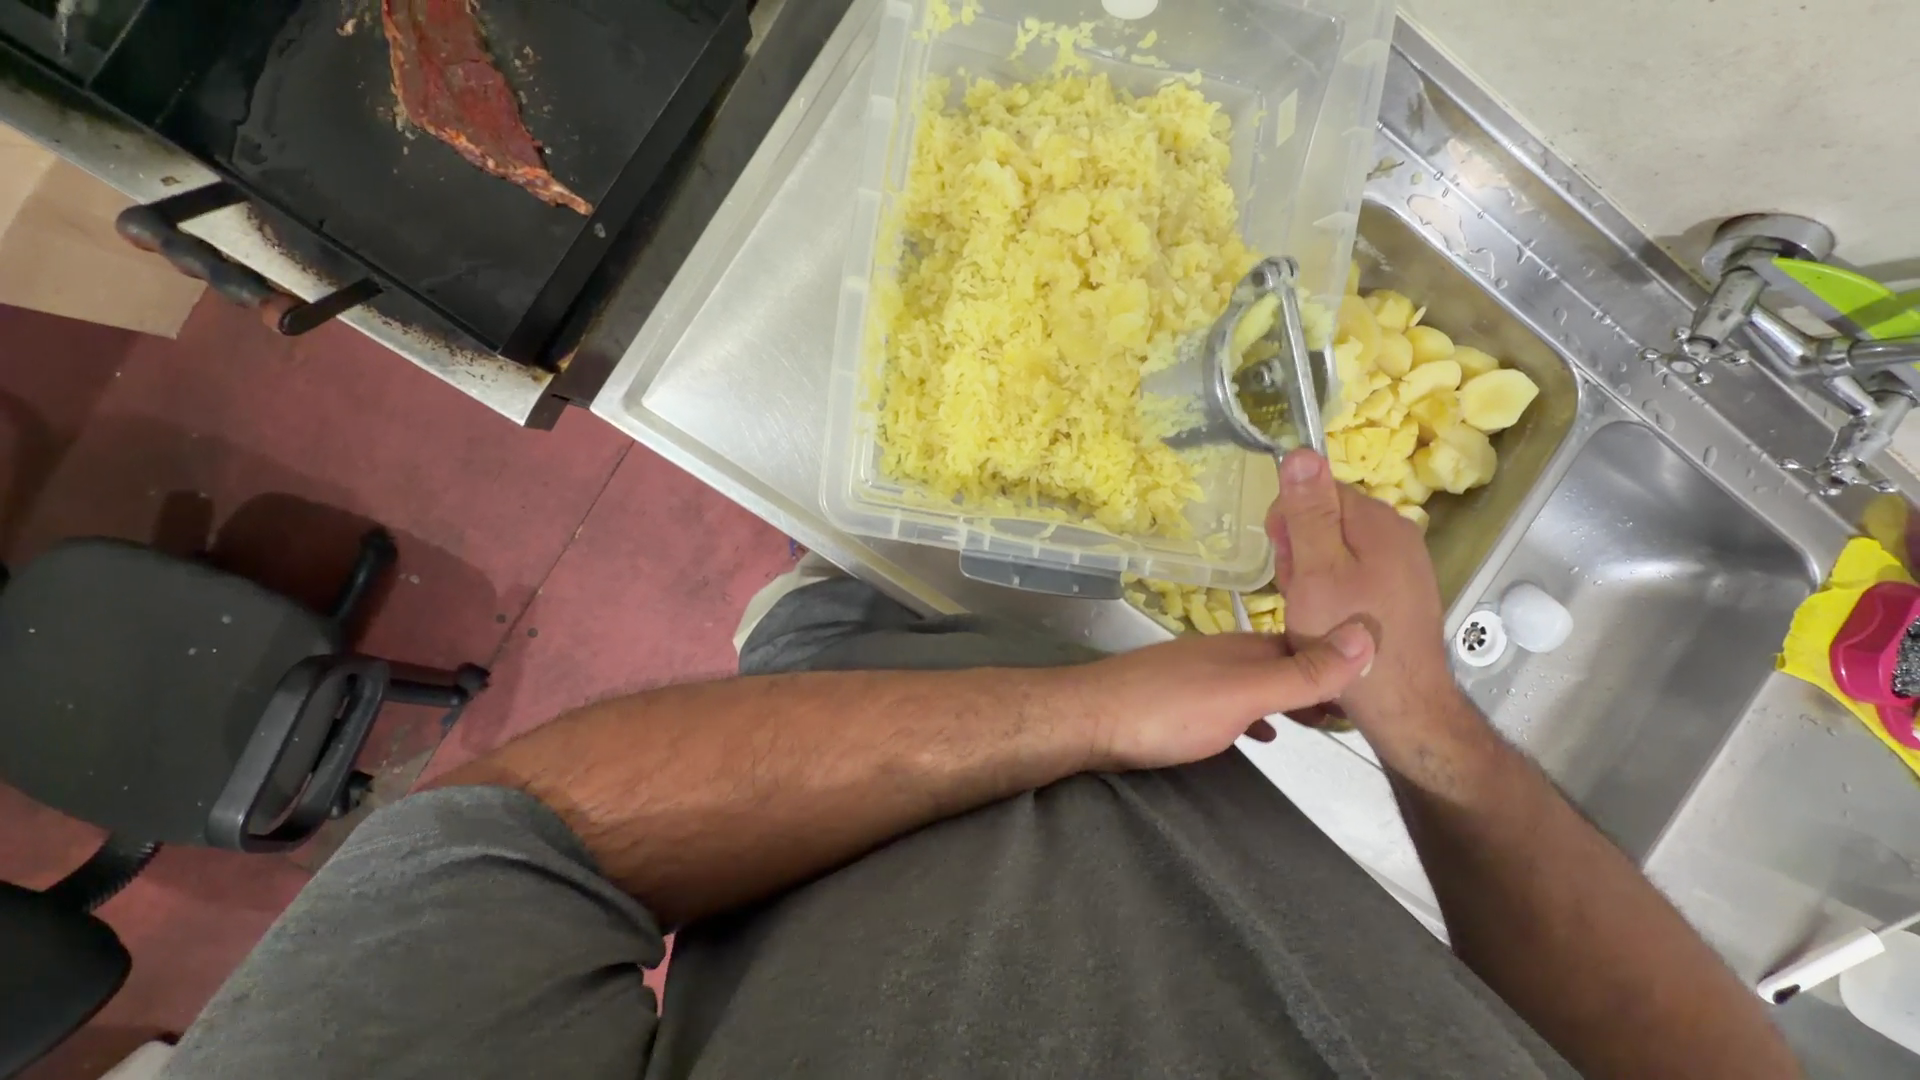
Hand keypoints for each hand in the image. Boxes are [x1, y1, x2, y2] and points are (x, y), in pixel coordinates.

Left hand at [1074, 625, 1372, 770]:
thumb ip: (1303, 672)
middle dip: (1318, 683)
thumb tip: (1368, 633)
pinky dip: (1253, 714)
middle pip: (1283, 662)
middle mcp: (1222, 653)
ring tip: (1316, 722)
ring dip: (1288, 697)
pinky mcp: (1174, 701)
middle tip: (1350, 716)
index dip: (1344, 663)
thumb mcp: (1245, 693)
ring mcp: (1195, 676)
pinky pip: (1228, 702)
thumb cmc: (1168, 710)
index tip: (1377, 689)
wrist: (1088, 721)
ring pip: (1255, 682)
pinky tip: (1259, 734)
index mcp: (1244, 647)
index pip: (1308, 645)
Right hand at [1268, 449, 1460, 735]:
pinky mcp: (1399, 589)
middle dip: (1299, 551)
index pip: (1316, 488)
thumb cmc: (1349, 633)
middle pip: (1325, 518)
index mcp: (1378, 521)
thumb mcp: (1316, 570)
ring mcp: (1401, 563)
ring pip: (1334, 548)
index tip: (1283, 558)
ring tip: (1311, 610)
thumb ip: (1307, 512)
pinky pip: (1351, 573)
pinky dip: (1331, 591)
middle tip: (1298, 592)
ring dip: (1311, 575)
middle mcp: (1396, 533)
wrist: (1400, 702)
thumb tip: (1300, 451)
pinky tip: (1328, 618)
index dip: (1288, 521)